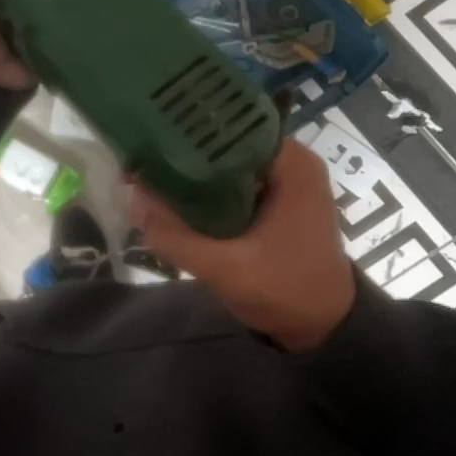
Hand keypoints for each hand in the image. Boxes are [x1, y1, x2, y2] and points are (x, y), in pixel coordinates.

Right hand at [130, 139, 355, 352]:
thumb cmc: (288, 291)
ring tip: (145, 172)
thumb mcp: (227, 268)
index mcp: (291, 163)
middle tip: (137, 156)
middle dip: (180, 151)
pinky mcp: (269, 200)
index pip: (230, 124)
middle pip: (222, 142)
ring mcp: (279, 181)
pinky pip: (226, 182)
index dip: (186, 129)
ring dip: (187, 171)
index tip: (146, 134)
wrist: (324, 331)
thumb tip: (130, 197)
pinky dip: (200, 189)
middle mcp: (287, 161)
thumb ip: (175, 235)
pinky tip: (168, 196)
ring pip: (221, 163)